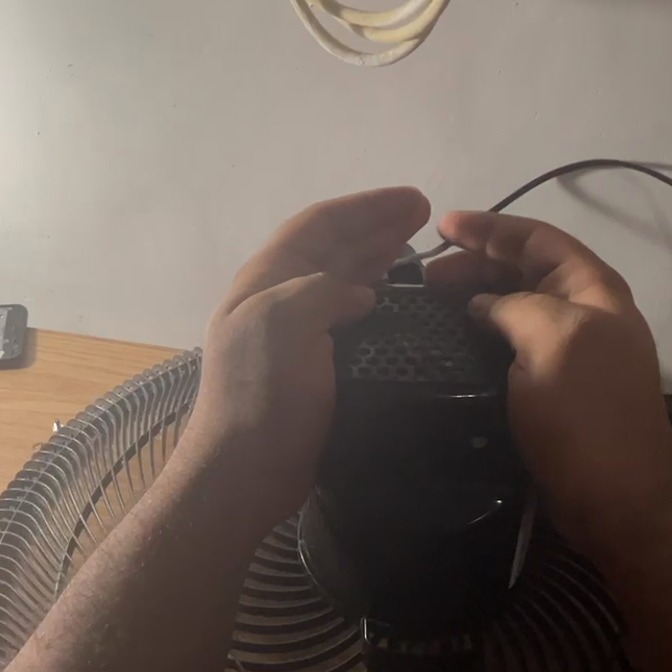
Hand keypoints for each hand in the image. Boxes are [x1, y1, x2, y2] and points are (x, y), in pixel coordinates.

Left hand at [176, 187, 431, 527]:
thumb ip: (323, 291)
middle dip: (376, 227)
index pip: (320, 225)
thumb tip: (362, 294)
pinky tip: (392, 299)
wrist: (246, 469)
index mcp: (266, 279)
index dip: (366, 208)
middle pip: (332, 248)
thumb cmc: (260, 394)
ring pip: (341, 280)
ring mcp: (295, 334)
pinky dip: (373, 300)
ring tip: (414, 247)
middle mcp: (279, 298)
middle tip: (425, 218)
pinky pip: (347, 318)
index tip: (415, 202)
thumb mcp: (282, 323)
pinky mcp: (314, 366)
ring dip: (377, 258)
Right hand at [428, 211, 671, 552]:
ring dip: (476, 298)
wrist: (617, 497)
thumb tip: (483, 305)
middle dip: (476, 263)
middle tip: (425, 276)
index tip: (440, 226)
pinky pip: (512, 346)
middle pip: (525, 270)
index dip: (489, 228)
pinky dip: (482, 336)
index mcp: (592, 291)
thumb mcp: (551, 340)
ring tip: (431, 303)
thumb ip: (514, 306)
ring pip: (516, 308)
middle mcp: (584, 314)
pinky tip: (455, 342)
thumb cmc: (585, 413)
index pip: (536, 239)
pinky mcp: (552, 389)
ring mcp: (570, 353)